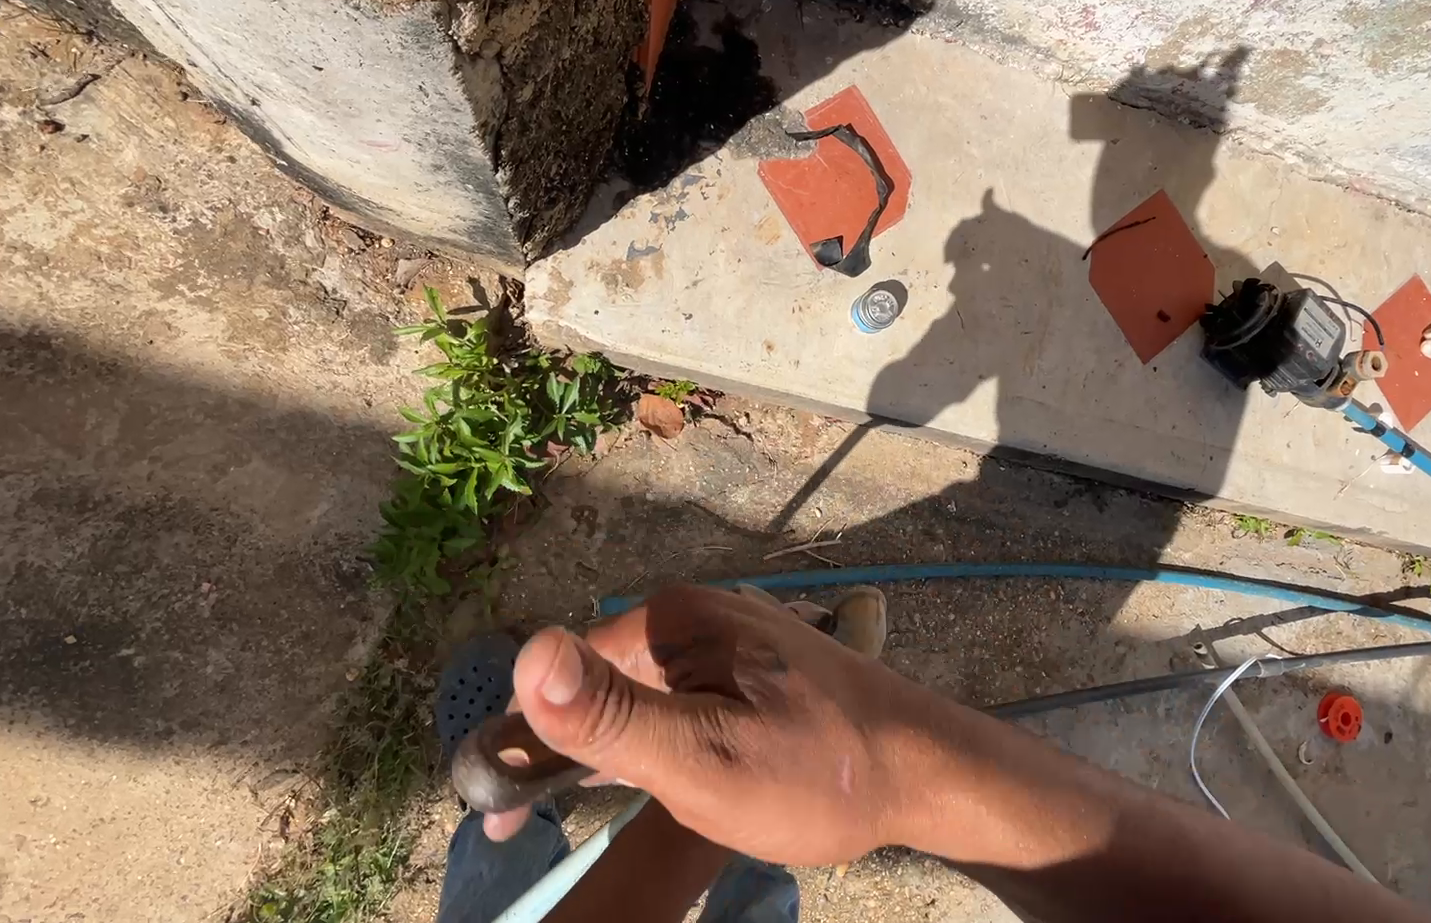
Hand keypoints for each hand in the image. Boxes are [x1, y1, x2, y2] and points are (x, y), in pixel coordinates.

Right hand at [486, 584, 948, 865]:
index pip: (567, 672)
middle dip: (575, 745)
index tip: (508, 815)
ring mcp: (731, 635)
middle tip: (560, 817)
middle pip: (604, 678)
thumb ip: (613, 715)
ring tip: (622, 800)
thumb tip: (527, 652)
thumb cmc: (814, 770)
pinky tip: (670, 772)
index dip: (531, 743)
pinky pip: (685, 694)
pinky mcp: (753, 663)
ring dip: (619, 744)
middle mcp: (699, 612)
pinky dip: (663, 735)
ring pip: (644, 690)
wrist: (921, 768)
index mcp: (675, 619)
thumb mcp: (702, 756)